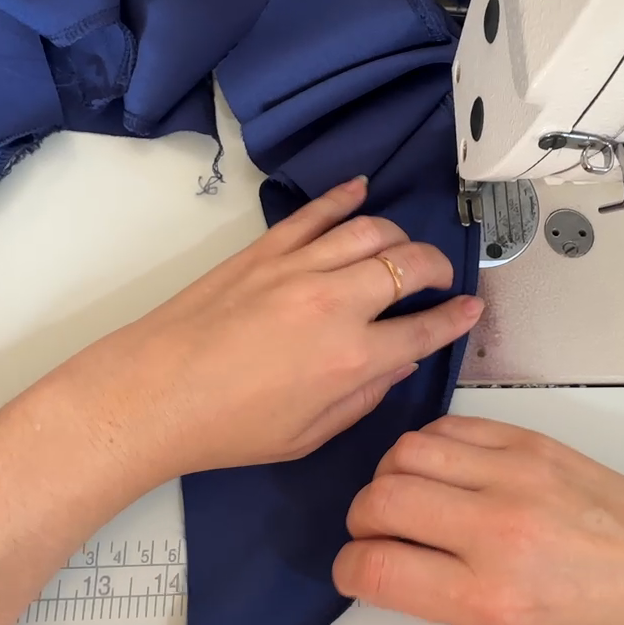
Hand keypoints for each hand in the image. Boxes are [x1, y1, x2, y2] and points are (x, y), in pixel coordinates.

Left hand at [37, 176, 481, 483]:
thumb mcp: (309, 434)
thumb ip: (365, 397)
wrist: (152, 394)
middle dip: (438, 267)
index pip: (425, 329)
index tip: (471, 308)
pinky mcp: (266, 249)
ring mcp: (299, 267)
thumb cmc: (230, 428)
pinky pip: (315, 212)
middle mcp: (336, 302)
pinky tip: (361, 190)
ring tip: (404, 248)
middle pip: (409, 263)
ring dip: (400, 235)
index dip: (457, 318)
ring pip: (370, 229)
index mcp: (351, 358)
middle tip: (440, 278)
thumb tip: (401, 362)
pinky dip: (343, 197)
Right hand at [333, 416, 623, 624]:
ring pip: (405, 451)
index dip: (348, 567)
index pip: (378, 567)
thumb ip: (440, 594)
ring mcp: (512, 472)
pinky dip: (426, 447)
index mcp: (490, 596)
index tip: (353, 566)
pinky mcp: (525, 437)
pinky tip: (437, 468)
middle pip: (380, 499)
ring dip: (387, 475)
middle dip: (360, 518)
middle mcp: (495, 528)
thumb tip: (386, 558)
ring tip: (403, 493)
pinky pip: (446, 427)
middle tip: (373, 529)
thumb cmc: (594, 614)